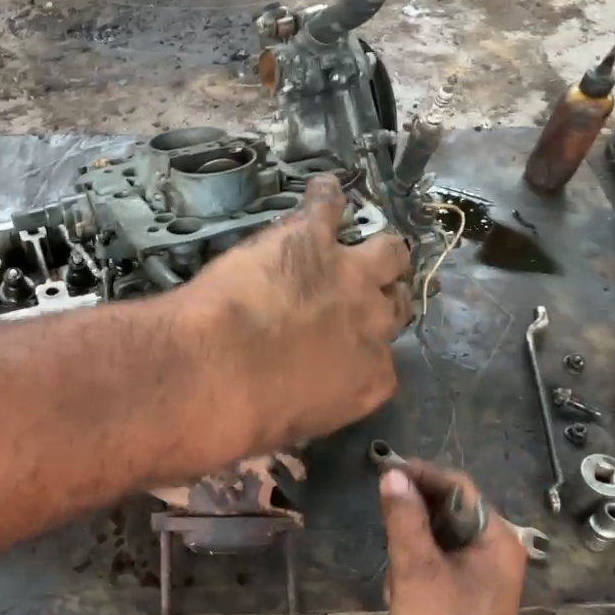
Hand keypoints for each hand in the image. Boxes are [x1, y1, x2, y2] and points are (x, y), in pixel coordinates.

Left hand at [176, 174, 410, 452]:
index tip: (347, 352)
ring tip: (364, 249)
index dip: (366, 353)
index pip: (384, 363)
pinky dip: (325, 197)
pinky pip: (328, 205)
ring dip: (379, 252)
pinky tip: (322, 191)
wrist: (218, 370)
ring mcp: (348, 276)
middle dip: (384, 303)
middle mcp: (373, 325)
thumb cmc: (247, 415)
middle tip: (362, 300)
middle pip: (396, 304)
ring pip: (388, 252)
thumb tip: (299, 392)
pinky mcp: (310, 239)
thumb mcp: (292, 424)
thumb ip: (313, 399)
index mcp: (370, 379)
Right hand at [378, 462, 527, 614]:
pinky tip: (403, 592)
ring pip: (440, 538)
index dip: (421, 475)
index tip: (382, 472)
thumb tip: (391, 474)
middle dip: (413, 520)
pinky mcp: (471, 593)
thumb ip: (404, 518)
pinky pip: (441, 562)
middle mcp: (498, 551)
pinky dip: (418, 568)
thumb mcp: (415, 570)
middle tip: (383, 529)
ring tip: (396, 578)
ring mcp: (486, 574)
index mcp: (498, 539)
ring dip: (412, 549)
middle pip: (449, 511)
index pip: (458, 487)